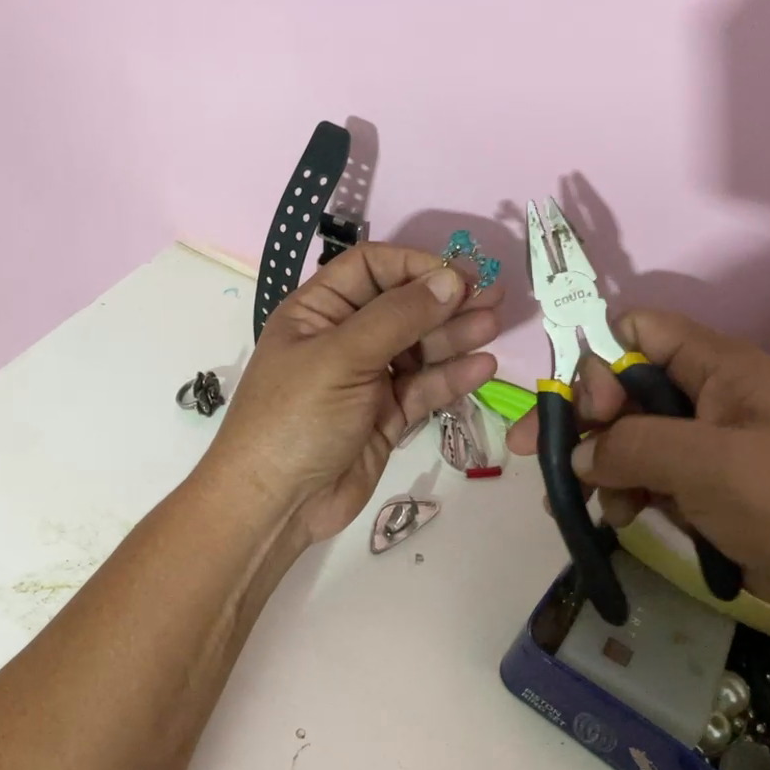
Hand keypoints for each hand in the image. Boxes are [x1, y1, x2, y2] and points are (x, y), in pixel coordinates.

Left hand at [202, 243, 504, 543]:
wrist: (277, 503)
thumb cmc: (295, 418)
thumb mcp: (341, 357)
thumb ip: (398, 317)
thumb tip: (451, 279)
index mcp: (317, 312)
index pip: (370, 269)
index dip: (413, 266)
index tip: (456, 275)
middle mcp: (343, 339)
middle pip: (402, 307)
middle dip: (444, 300)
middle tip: (493, 295)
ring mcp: (367, 380)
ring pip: (418, 348)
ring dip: (454, 336)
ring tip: (492, 326)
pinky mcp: (387, 417)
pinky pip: (423, 388)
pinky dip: (451, 377)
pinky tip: (481, 367)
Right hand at [506, 309, 769, 604]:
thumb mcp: (706, 462)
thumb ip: (631, 446)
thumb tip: (578, 456)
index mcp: (717, 366)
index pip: (638, 331)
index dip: (599, 359)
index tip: (587, 410)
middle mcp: (705, 395)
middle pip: (620, 387)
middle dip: (577, 419)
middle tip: (529, 450)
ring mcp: (702, 442)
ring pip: (624, 436)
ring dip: (594, 465)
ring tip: (574, 502)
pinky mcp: (700, 484)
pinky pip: (642, 474)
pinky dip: (618, 492)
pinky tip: (613, 519)